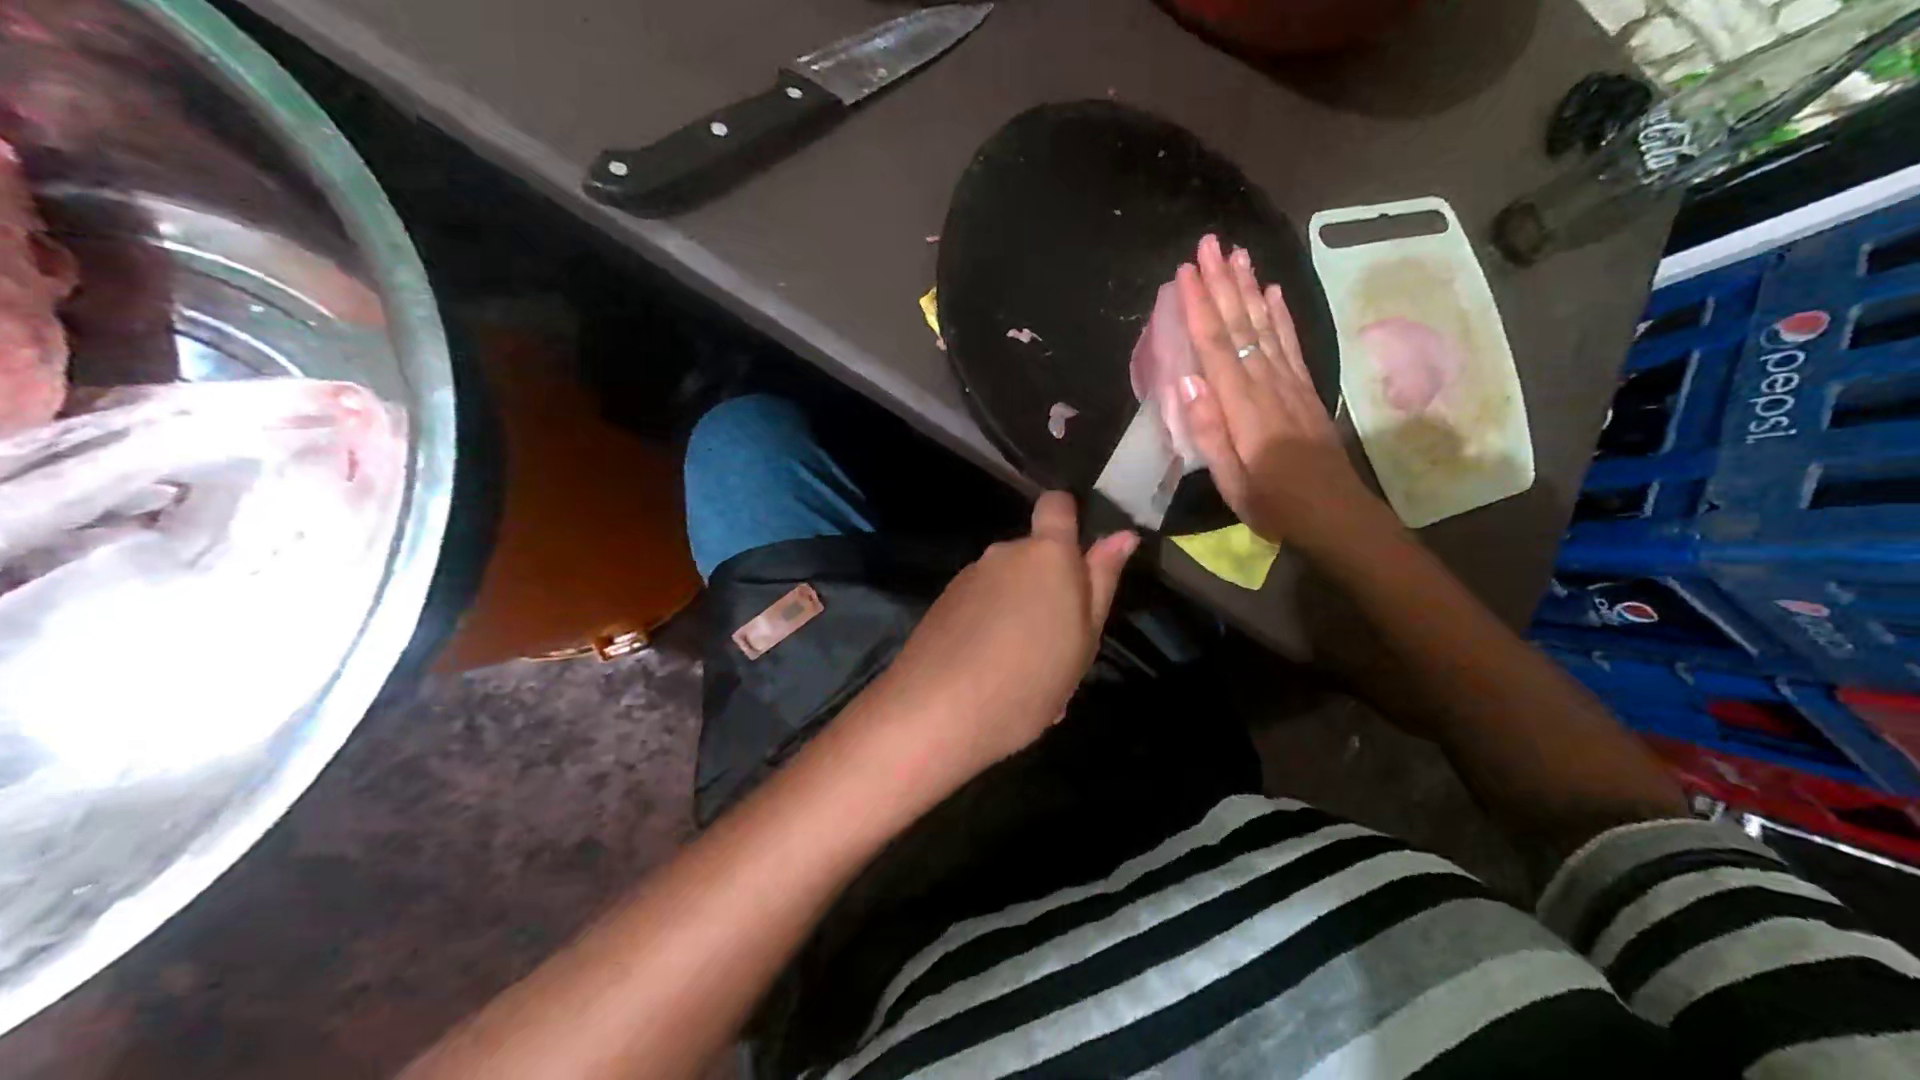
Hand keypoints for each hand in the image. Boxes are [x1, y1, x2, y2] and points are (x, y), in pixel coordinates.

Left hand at [855, 493, 1136, 785]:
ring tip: (1024, 676)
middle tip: (1058, 649)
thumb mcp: (1084, 637)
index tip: (1077, 555)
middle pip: (1033, 557)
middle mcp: (1003, 554)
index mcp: (1046, 554)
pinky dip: (990, 634)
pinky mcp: (942, 604)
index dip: (1068, 518)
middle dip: (1046, 591)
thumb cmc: (1031, 677)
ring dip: (1019, 619)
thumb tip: (1122, 535)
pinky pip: (980, 610)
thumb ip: (1101, 581)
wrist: (937, 711)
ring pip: (1006, 589)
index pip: (1057, 505)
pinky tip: (992, 679)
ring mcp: (968, 578)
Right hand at [1175, 234, 1392, 553]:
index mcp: (1245, 410)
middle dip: (1223, 284)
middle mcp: (1269, 386)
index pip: (1217, 348)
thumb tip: (1186, 383)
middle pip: (1242, 326)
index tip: (1185, 272)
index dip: (1200, 308)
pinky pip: (1290, 344)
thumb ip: (1209, 434)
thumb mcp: (1233, 482)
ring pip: (1265, 327)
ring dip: (1249, 289)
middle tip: (1209, 243)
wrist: (1337, 514)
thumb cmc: (1274, 505)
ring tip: (1236, 253)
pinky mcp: (1305, 389)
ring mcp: (1291, 385)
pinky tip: (1271, 292)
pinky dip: (1279, 315)